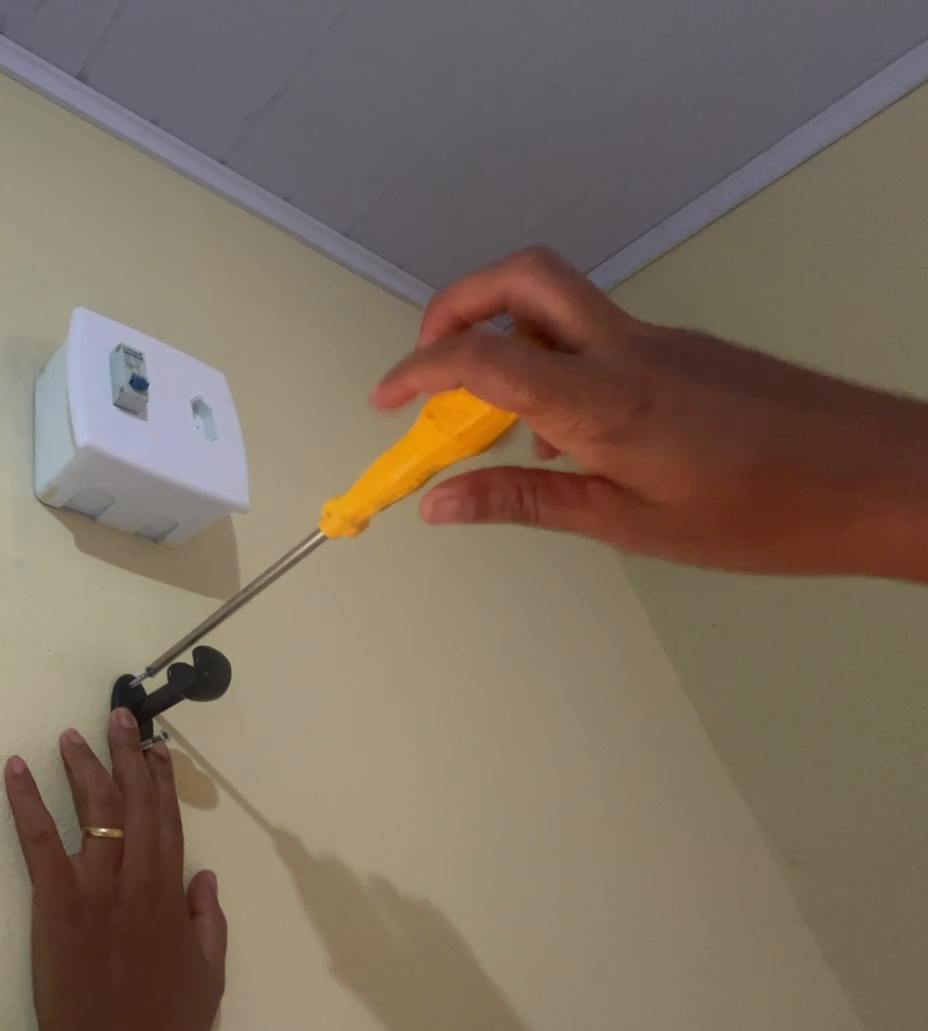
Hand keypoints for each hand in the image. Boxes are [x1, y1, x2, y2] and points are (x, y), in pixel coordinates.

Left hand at [5, 710, 227, 1030]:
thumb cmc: (159, 1026)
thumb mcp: (208, 977)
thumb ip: (209, 921)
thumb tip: (206, 875)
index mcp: (171, 893)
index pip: (168, 819)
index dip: (163, 778)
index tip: (155, 746)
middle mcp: (137, 878)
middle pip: (134, 801)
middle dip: (127, 753)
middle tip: (118, 716)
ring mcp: (96, 884)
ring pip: (95, 809)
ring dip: (84, 765)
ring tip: (72, 735)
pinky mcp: (57, 897)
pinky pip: (40, 838)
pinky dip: (27, 799)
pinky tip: (14, 769)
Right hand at [373, 247, 927, 581]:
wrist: (903, 480)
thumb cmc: (765, 513)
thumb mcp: (627, 523)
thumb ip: (524, 501)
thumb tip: (437, 503)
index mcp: (603, 399)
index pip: (485, 357)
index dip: (417, 370)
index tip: (384, 400)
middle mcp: (624, 349)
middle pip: (523, 277)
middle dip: (453, 305)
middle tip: (428, 360)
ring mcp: (654, 339)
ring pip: (552, 301)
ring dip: (494, 334)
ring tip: (484, 410)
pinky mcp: (675, 347)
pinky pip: (586, 334)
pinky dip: (539, 361)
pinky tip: (554, 428)